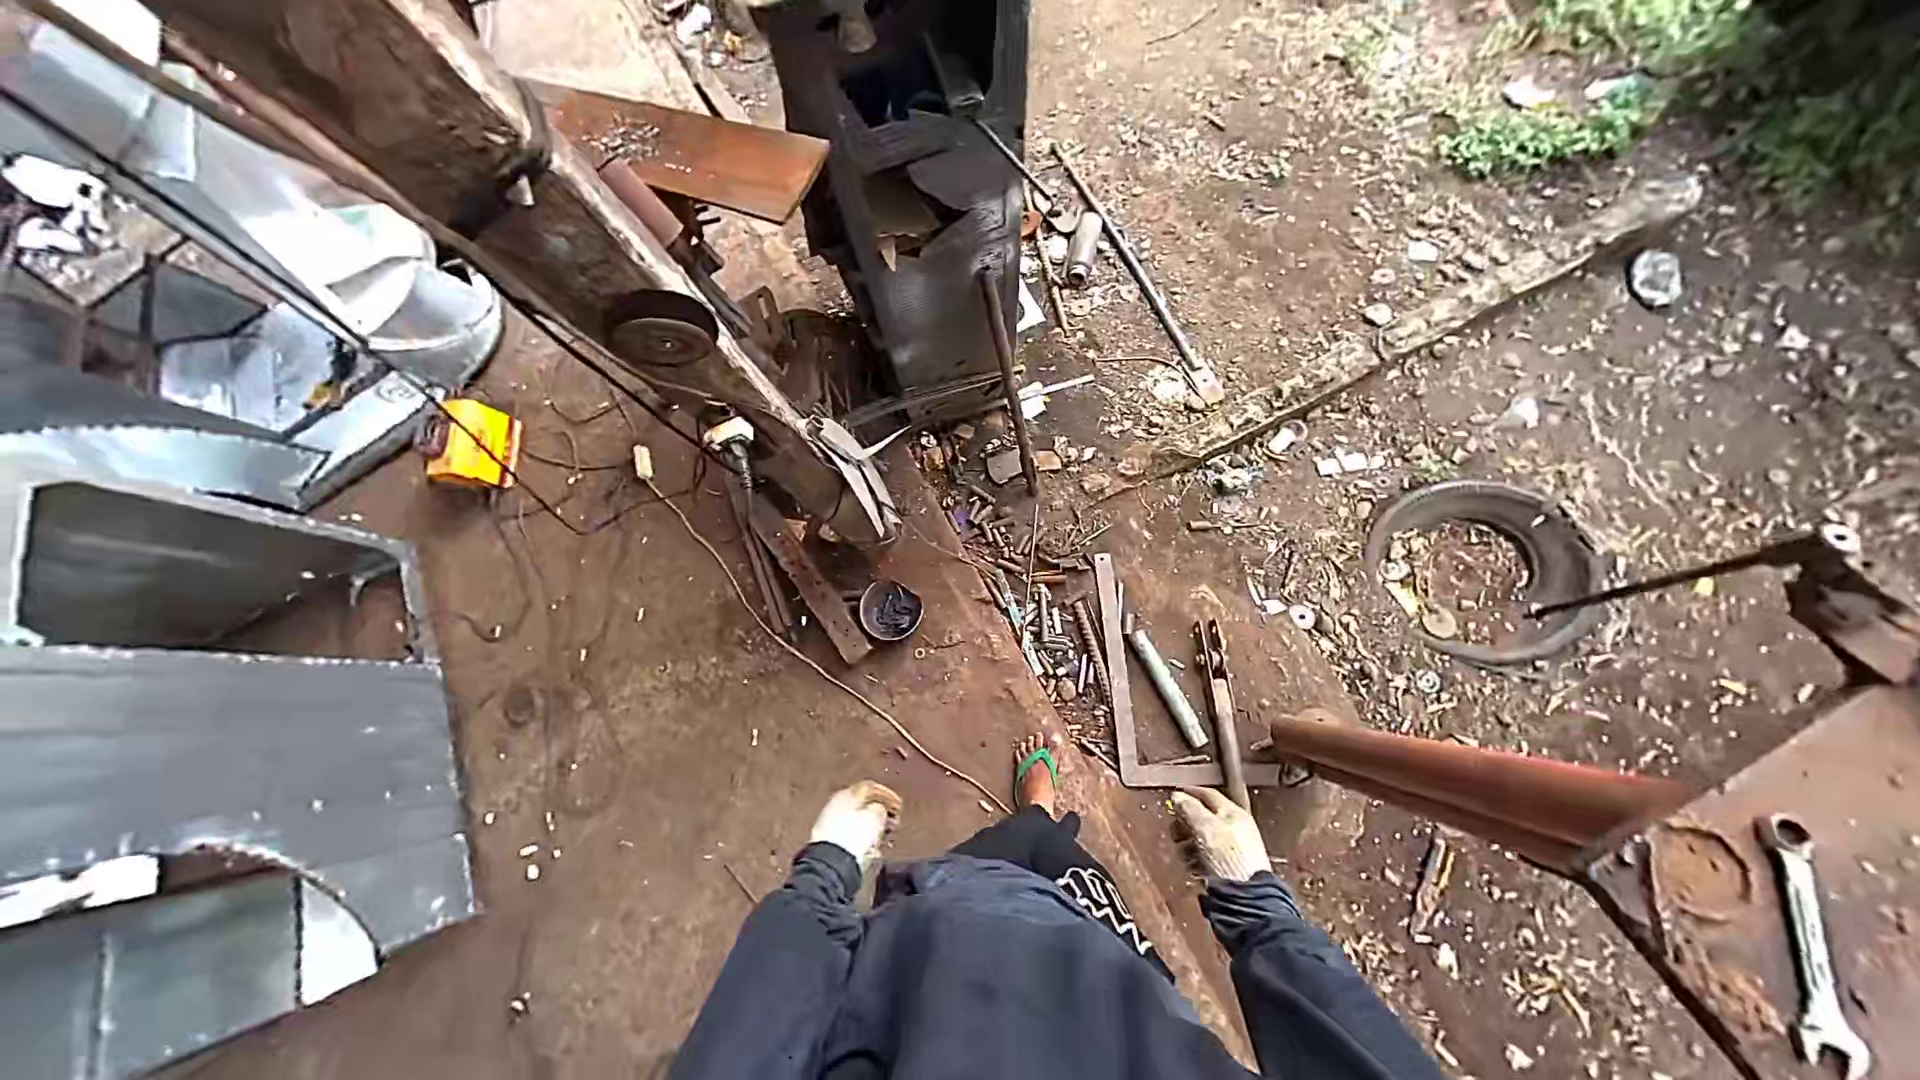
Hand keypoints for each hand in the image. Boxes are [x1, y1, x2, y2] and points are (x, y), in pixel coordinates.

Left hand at [808, 780, 901, 870]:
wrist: (832, 864)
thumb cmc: (855, 836)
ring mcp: (829, 823)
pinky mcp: (827, 841)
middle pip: (862, 804)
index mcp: (848, 793)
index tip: (898, 806)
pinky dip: (861, 839)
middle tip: (892, 822)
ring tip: (882, 838)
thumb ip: (882, 807)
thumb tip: (881, 809)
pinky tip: (869, 848)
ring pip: (856, 820)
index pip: (871, 787)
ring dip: (870, 827)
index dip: (887, 796)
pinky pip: (849, 835)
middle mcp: (836, 804)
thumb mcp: (877, 816)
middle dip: (879, 813)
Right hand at [1170, 786, 1269, 881]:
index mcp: (1233, 814)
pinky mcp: (1224, 867)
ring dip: (1186, 844)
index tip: (1174, 795)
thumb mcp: (1206, 827)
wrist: (1244, 897)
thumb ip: (1190, 809)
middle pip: (1200, 817)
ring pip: (1198, 838)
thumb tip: (1177, 797)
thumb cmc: (1229, 859)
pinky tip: (1193, 865)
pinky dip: (1194, 859)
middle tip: (1175, 831)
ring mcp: (1229, 849)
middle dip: (1184, 824)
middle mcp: (1232, 829)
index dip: (1190, 792)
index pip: (1208, 795)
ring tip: (1184, 853)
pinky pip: (1203, 856)